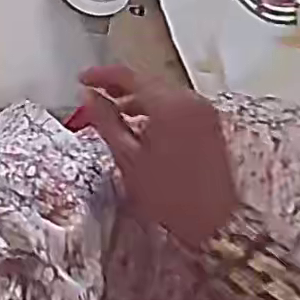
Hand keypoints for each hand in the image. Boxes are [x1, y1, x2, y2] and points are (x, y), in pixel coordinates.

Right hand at [80, 65, 238, 245]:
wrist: (218, 224)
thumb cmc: (168, 194)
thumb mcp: (128, 158)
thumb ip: (106, 121)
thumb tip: (88, 96)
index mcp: (168, 104)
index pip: (129, 75)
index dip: (101, 75)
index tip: (81, 80)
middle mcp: (189, 99)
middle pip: (147, 80)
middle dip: (119, 86)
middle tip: (94, 95)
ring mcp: (203, 110)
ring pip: (162, 92)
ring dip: (136, 98)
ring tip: (113, 113)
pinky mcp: (209, 123)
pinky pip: (176, 104)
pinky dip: (154, 108)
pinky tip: (139, 126)